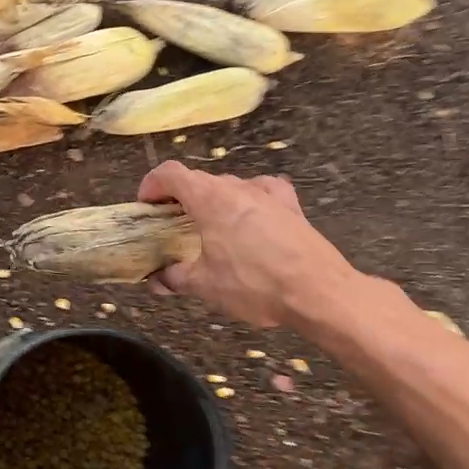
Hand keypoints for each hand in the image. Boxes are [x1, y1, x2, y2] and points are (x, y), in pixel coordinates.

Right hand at [137, 161, 356, 329]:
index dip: (152, 184)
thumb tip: (157, 279)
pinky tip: (251, 215)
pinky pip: (264, 191)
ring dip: (212, 200)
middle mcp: (237, 188)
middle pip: (198, 180)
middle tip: (172, 225)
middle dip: (179, 198)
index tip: (146, 207)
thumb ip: (174, 277)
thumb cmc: (255, 284)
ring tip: (210, 227)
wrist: (321, 294)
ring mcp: (268, 195)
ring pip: (229, 186)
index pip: (170, 173)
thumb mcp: (204, 285)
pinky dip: (250, 198)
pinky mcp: (292, 208)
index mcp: (209, 199)